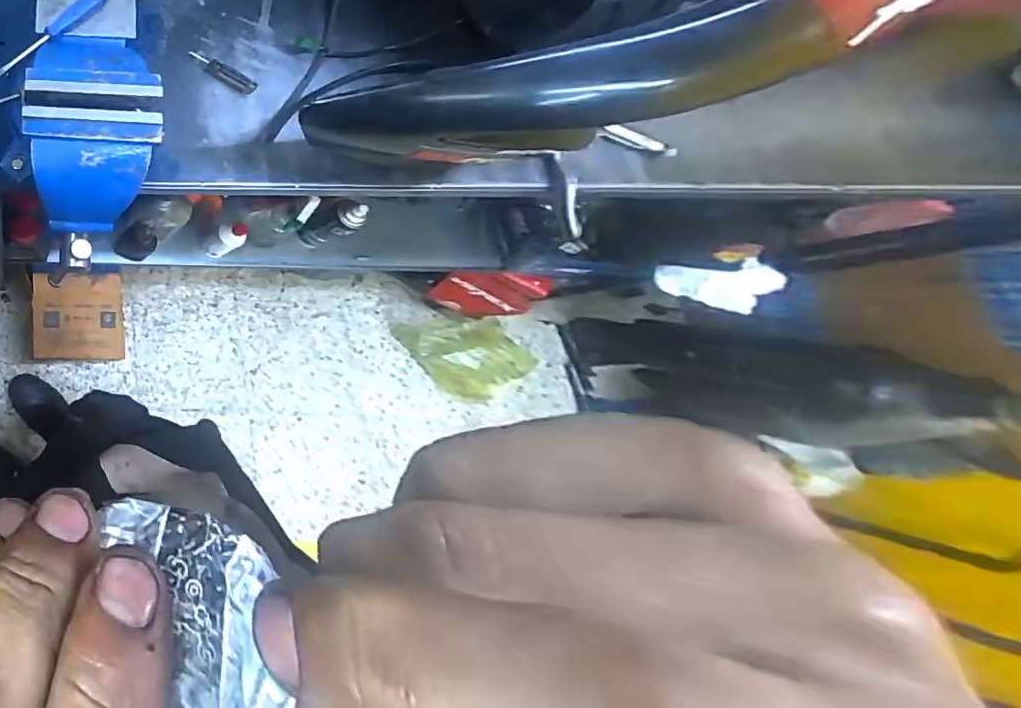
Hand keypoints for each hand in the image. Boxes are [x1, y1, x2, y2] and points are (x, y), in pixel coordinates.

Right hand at [255, 416, 978, 706]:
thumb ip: (423, 698)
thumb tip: (293, 637)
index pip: (582, 679)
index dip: (383, 648)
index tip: (282, 638)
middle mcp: (836, 656)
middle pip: (508, 565)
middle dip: (369, 577)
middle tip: (326, 606)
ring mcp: (784, 542)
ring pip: (494, 487)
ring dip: (406, 527)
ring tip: (409, 577)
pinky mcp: (732, 473)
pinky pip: (529, 437)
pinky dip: (461, 475)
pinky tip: (472, 525)